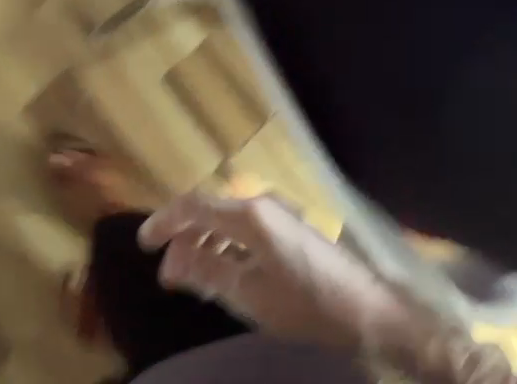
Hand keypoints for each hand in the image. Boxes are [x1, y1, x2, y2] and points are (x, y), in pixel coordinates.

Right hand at [139, 192, 406, 351]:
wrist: (372, 313)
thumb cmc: (307, 305)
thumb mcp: (250, 295)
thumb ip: (207, 271)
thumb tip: (171, 261)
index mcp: (249, 215)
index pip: (192, 206)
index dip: (164, 222)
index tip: (144, 243)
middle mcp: (262, 204)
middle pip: (210, 211)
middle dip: (184, 236)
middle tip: (168, 269)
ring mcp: (280, 214)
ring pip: (228, 220)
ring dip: (206, 242)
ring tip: (193, 275)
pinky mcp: (293, 228)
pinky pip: (247, 228)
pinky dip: (228, 245)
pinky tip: (226, 271)